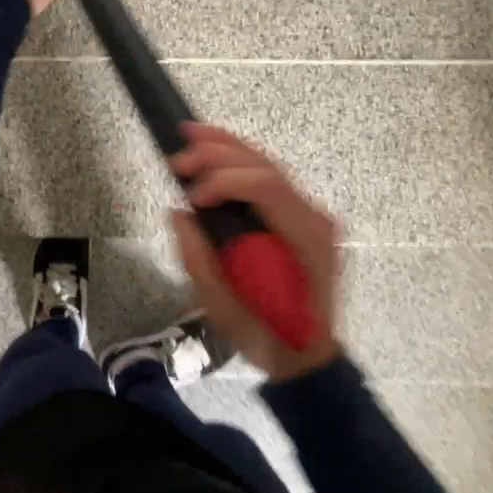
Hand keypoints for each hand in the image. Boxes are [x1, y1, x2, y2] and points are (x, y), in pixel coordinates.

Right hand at [169, 122, 342, 381]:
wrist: (308, 358)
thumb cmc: (270, 336)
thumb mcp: (226, 308)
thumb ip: (199, 259)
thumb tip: (178, 212)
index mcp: (305, 238)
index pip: (265, 186)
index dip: (223, 180)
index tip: (191, 197)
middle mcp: (314, 217)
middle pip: (265, 167)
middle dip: (219, 153)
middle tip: (179, 155)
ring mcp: (311, 215)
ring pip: (268, 165)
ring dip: (227, 147)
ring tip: (190, 134)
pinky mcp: (299, 217)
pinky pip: (268, 178)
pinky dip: (238, 161)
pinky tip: (213, 150)